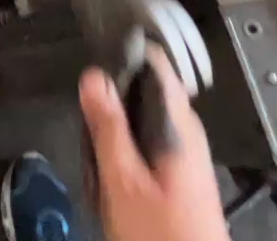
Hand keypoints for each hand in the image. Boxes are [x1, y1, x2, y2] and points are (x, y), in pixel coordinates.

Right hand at [79, 55, 230, 240]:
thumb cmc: (159, 236)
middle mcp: (187, 129)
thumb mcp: (123, 182)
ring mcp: (187, 150)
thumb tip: (93, 74)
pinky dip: (127, 145)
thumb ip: (108, 126)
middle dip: (115, 96)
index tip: (96, 58)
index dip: (125, 53)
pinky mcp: (181, 171)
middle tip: (89, 120)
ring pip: (144, 115)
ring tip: (96, 149)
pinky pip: (148, 138)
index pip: (156, 62)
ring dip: (118, 124)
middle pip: (146, 88)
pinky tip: (112, 169)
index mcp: (178, 123)